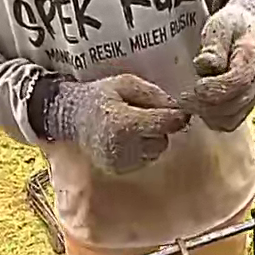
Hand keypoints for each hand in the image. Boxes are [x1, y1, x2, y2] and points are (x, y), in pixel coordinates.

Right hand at [41, 74, 188, 173]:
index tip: (182, 113)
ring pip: (155, 153)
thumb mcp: (125, 84)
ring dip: (151, 141)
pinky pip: (144, 161)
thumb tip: (177, 108)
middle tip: (145, 117)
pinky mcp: (119, 170)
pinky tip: (127, 140)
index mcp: (124, 123)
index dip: (176, 118)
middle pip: (161, 141)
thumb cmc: (101, 97)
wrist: (72, 118)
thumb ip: (153, 94)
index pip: (163, 124)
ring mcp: (121, 162)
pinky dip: (142, 151)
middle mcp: (123, 147)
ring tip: (133, 129)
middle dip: (159, 129)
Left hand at [185, 0, 254, 132]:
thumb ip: (214, 44)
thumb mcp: (221, 24)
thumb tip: (204, 65)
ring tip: (191, 103)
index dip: (216, 89)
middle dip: (207, 105)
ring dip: (209, 114)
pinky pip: (231, 122)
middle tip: (184, 100)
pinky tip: (201, 107)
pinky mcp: (248, 107)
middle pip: (235, 104)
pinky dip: (214, 119)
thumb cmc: (231, 26)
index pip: (239, 81)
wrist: (249, 31)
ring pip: (233, 118)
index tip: (195, 88)